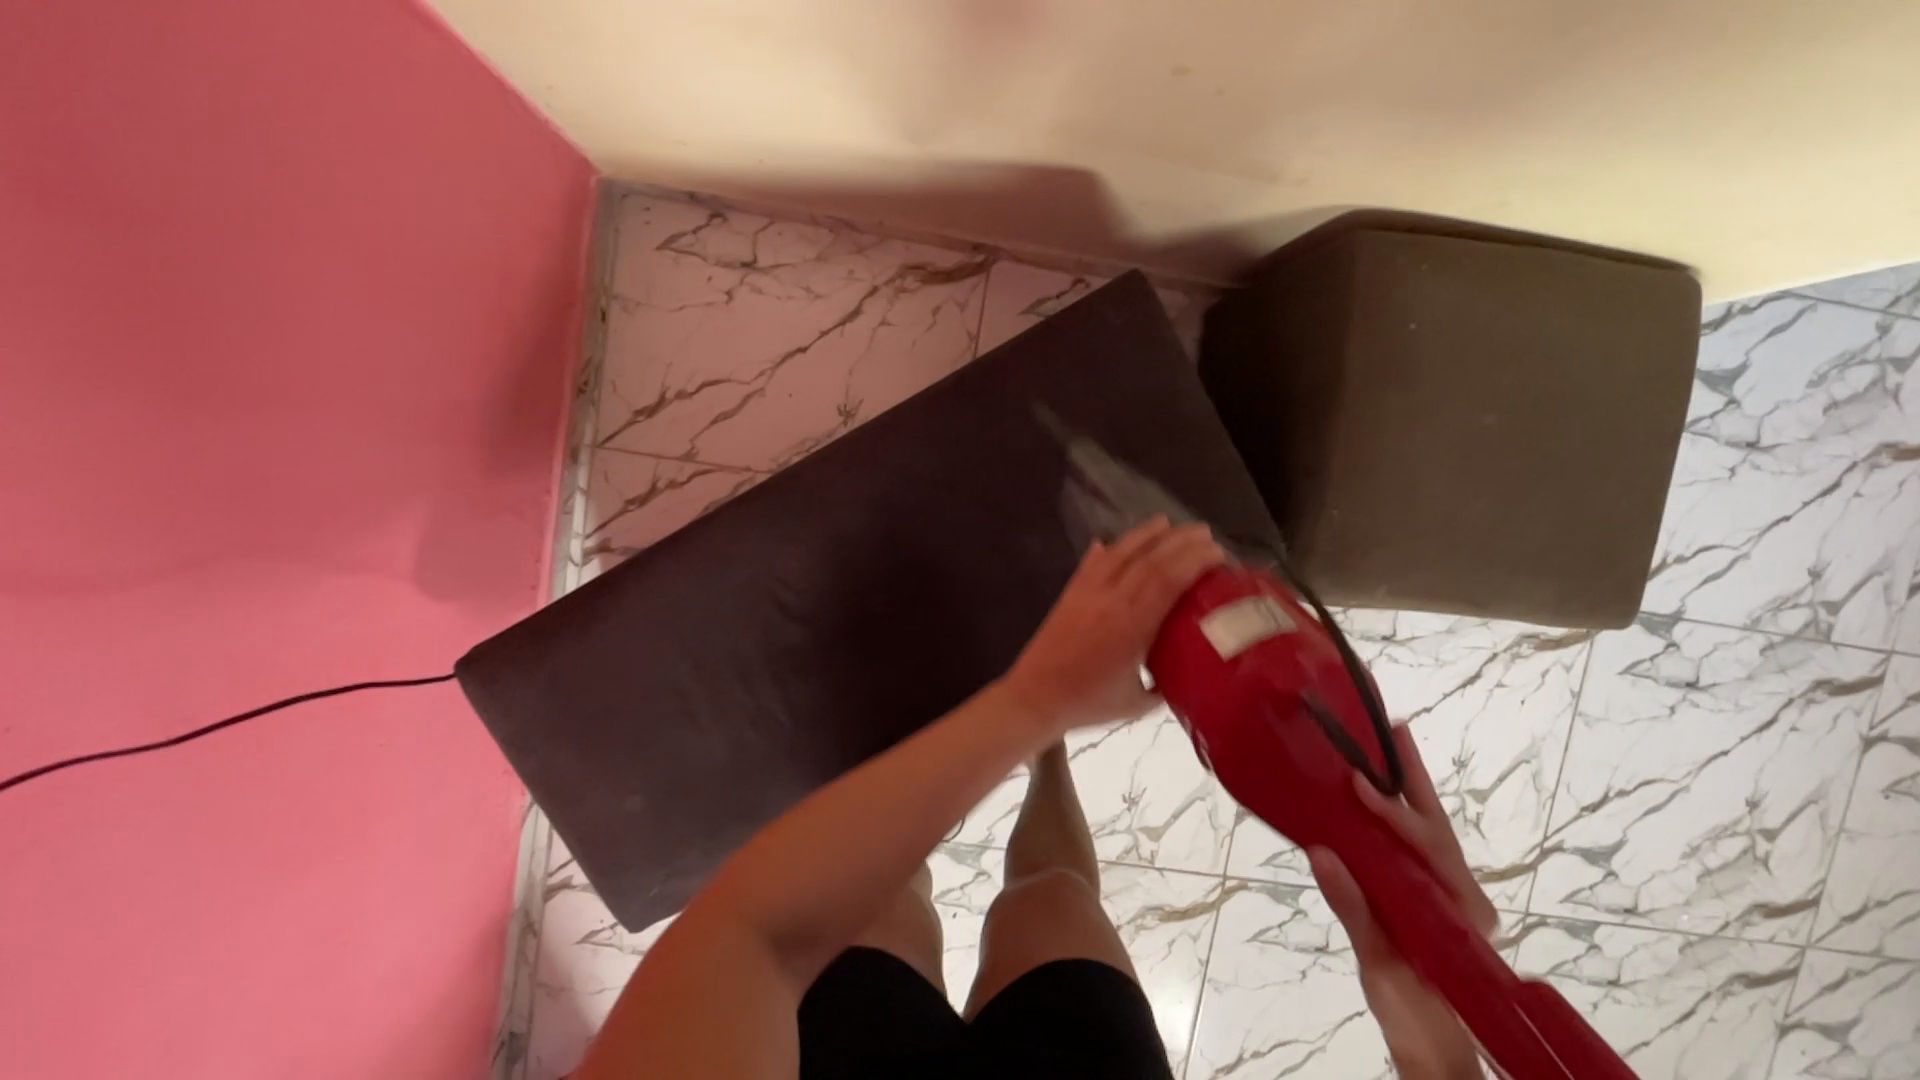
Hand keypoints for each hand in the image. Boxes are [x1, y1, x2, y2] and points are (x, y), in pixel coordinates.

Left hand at [1001, 517, 1225, 732]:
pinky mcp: (1069, 594)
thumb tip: (1188, 675)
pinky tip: (1110, 542)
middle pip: (1151, 558)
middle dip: (1181, 541)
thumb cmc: (1087, 703)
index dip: (1195, 560)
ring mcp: (1087, 592)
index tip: (1218, 553)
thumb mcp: (1137, 702)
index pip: (1169, 579)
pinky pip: (1090, 564)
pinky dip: (1105, 551)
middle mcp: (1111, 599)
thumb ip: (1165, 686)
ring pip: (1120, 552)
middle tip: (1205, 533)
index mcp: (1133, 625)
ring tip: (1167, 523)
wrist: (1034, 697)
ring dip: (1146, 534)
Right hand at [1308, 726, 1494, 1079]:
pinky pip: (1407, 849)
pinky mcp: (1423, 899)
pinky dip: (1390, 813)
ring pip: (1425, 832)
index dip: (1398, 814)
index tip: (1361, 786)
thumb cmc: (1416, 1016)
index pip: (1432, 848)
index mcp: (1460, 910)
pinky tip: (1365, 793)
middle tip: (1389, 728)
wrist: (1437, 1049)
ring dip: (1402, 787)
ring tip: (1382, 742)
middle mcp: (1461, 895)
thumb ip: (1356, 911)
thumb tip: (1321, 853)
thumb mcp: (1381, 966)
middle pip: (1435, 825)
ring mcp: (1444, 896)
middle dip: (1411, 777)